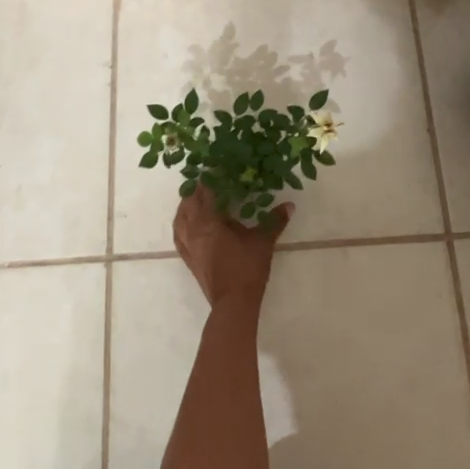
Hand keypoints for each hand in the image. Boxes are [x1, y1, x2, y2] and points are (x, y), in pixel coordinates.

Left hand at [172, 186, 291, 307]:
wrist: (234, 302)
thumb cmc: (247, 267)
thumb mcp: (263, 241)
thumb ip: (274, 221)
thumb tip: (290, 205)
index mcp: (209, 220)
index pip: (206, 191)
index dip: (211, 177)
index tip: (216, 166)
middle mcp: (193, 229)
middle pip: (189, 202)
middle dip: (198, 188)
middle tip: (210, 179)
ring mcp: (188, 245)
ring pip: (180, 217)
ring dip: (186, 204)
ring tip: (196, 197)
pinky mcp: (188, 258)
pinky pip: (179, 235)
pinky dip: (181, 224)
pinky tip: (185, 223)